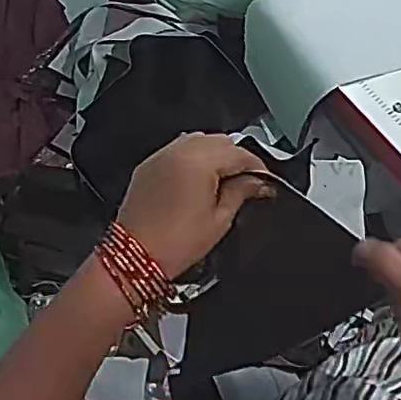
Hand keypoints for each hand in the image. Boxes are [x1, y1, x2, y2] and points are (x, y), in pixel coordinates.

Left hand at [115, 134, 271, 274]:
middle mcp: (178, 151)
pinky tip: (199, 180)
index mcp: (199, 161)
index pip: (240, 153)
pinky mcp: (149, 166)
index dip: (258, 168)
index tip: (265, 181)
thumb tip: (258, 183)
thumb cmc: (174, 243)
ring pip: (199, 141)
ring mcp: (161, 156)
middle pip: (220, 141)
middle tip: (247, 182)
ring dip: (215, 155)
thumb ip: (242, 192)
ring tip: (223, 181)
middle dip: (237, 159)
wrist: (135, 258)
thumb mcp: (220, 219)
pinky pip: (179, 150)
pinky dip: (193, 158)